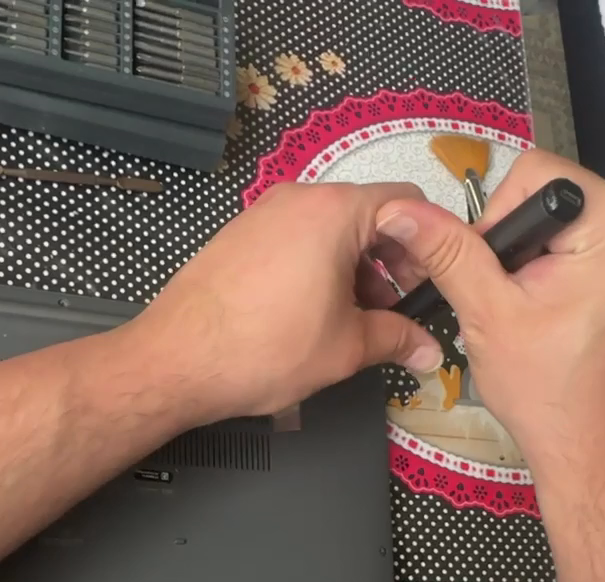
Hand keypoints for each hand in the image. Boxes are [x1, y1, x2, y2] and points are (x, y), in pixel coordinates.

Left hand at [119, 182, 443, 423]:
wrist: (174, 362)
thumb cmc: (263, 351)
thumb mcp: (344, 349)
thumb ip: (396, 340)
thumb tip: (430, 351)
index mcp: (335, 210)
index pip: (409, 204)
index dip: (429, 248)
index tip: (424, 290)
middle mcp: (297, 197)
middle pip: (367, 216)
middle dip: (387, 263)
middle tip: (387, 314)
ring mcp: (261, 214)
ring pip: (327, 231)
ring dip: (350, 270)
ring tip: (345, 322)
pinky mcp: (236, 236)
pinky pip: (291, 240)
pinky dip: (313, 268)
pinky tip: (304, 314)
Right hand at [373, 150, 604, 478]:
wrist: (589, 446)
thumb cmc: (542, 387)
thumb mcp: (486, 313)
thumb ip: (447, 252)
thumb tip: (399, 210)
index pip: (534, 175)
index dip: (493, 222)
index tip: (489, 280)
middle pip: (553, 195)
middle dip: (515, 244)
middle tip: (507, 303)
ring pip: (567, 220)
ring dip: (533, 258)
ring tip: (528, 311)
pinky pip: (589, 242)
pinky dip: (558, 268)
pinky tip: (550, 311)